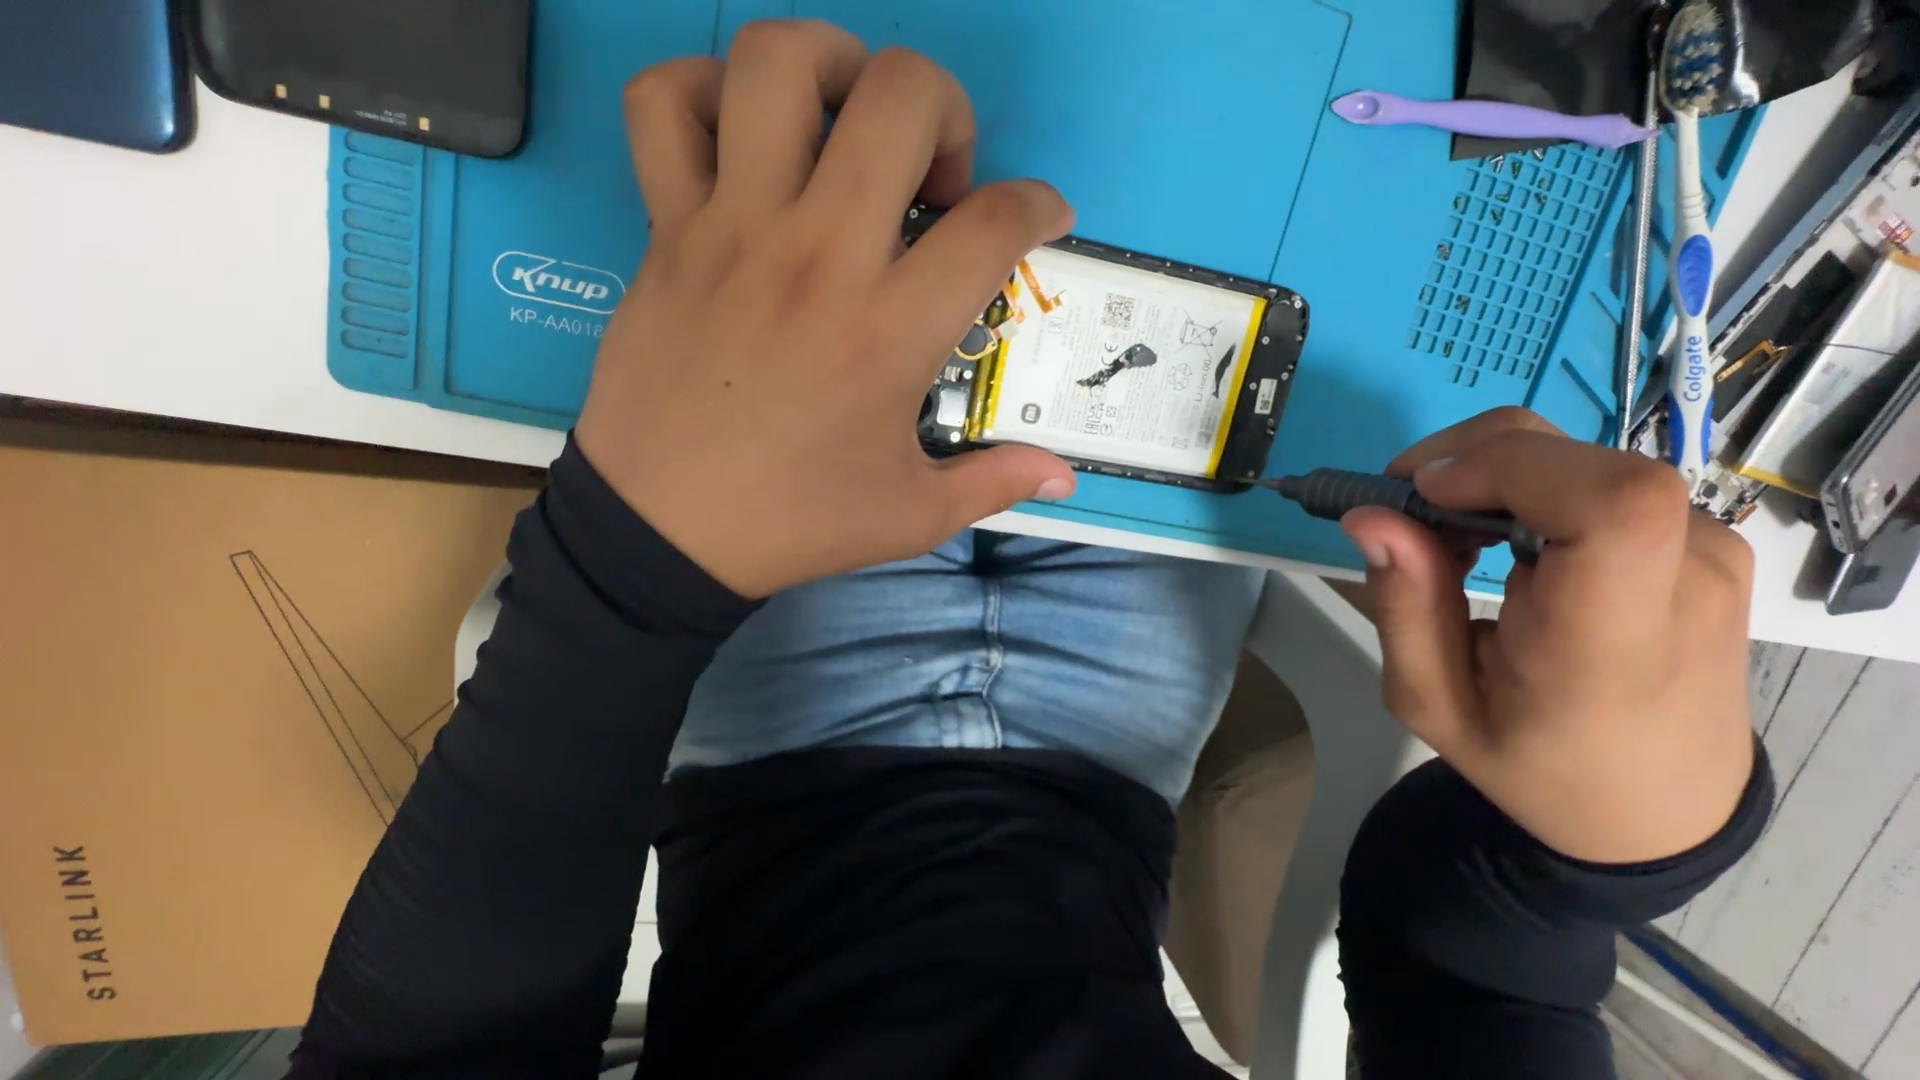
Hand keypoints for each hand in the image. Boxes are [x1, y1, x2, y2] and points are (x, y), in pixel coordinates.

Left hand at [577, 21, 1077, 597]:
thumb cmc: (791, 522)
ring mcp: (734, 228)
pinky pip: (663, 107)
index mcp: (890, 328)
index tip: (1040, 219)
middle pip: (902, 97)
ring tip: (847, 122)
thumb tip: (1063, 477)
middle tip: (937, 173)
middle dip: (947, 110)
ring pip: (778, 64)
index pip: (996, 220)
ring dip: (833, 64)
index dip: (1041, 204)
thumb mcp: (912, 517)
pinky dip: (700, 91)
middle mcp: (819, 253)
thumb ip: (996, 484)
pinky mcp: (667, 228)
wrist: (660, 532)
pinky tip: (738, 137)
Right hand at [1340, 407, 1755, 864]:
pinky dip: (1533, 488)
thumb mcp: (1438, 705)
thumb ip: (1404, 607)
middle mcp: (1686, 579)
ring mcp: (1711, 551)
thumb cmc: (1538, 765)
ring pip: (1585, 457)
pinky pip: (1603, 478)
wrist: (1663, 806)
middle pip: (1585, 461)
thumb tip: (1367, 515)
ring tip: (1450, 535)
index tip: (1424, 494)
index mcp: (1615, 639)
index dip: (1508, 468)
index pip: (1608, 502)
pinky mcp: (1707, 539)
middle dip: (1475, 459)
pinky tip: (1502, 541)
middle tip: (1409, 508)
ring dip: (1497, 474)